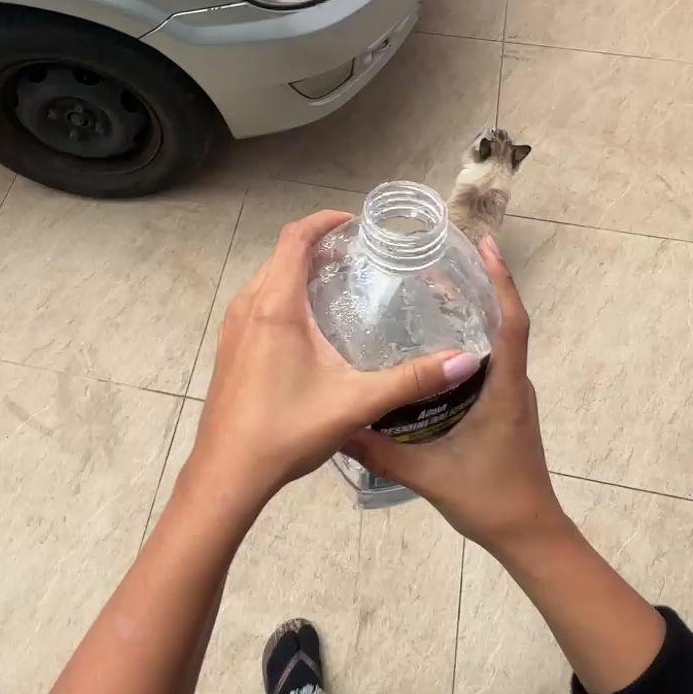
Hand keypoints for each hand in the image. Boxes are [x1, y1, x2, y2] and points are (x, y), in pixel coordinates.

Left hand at [186, 210, 481, 510]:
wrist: (227, 472)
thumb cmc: (286, 430)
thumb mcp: (355, 402)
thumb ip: (411, 379)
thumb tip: (465, 360)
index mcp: (275, 305)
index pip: (294, 238)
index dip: (323, 221)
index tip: (354, 223)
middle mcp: (248, 306)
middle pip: (281, 256)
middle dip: (317, 247)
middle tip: (358, 257)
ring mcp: (234, 328)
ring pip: (267, 280)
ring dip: (299, 272)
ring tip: (339, 285)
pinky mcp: (230, 348)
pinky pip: (258, 304)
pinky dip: (284, 296)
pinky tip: (311, 327)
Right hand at [344, 236, 566, 556]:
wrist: (529, 536)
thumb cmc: (490, 500)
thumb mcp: (428, 475)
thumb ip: (379, 451)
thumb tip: (335, 426)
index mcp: (505, 389)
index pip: (512, 322)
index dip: (502, 281)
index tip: (486, 246)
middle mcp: (513, 384)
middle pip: (502, 321)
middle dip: (477, 286)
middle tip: (436, 263)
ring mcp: (511, 396)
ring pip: (495, 341)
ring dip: (472, 312)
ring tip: (429, 292)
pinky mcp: (504, 407)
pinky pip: (488, 362)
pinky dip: (466, 341)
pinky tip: (432, 346)